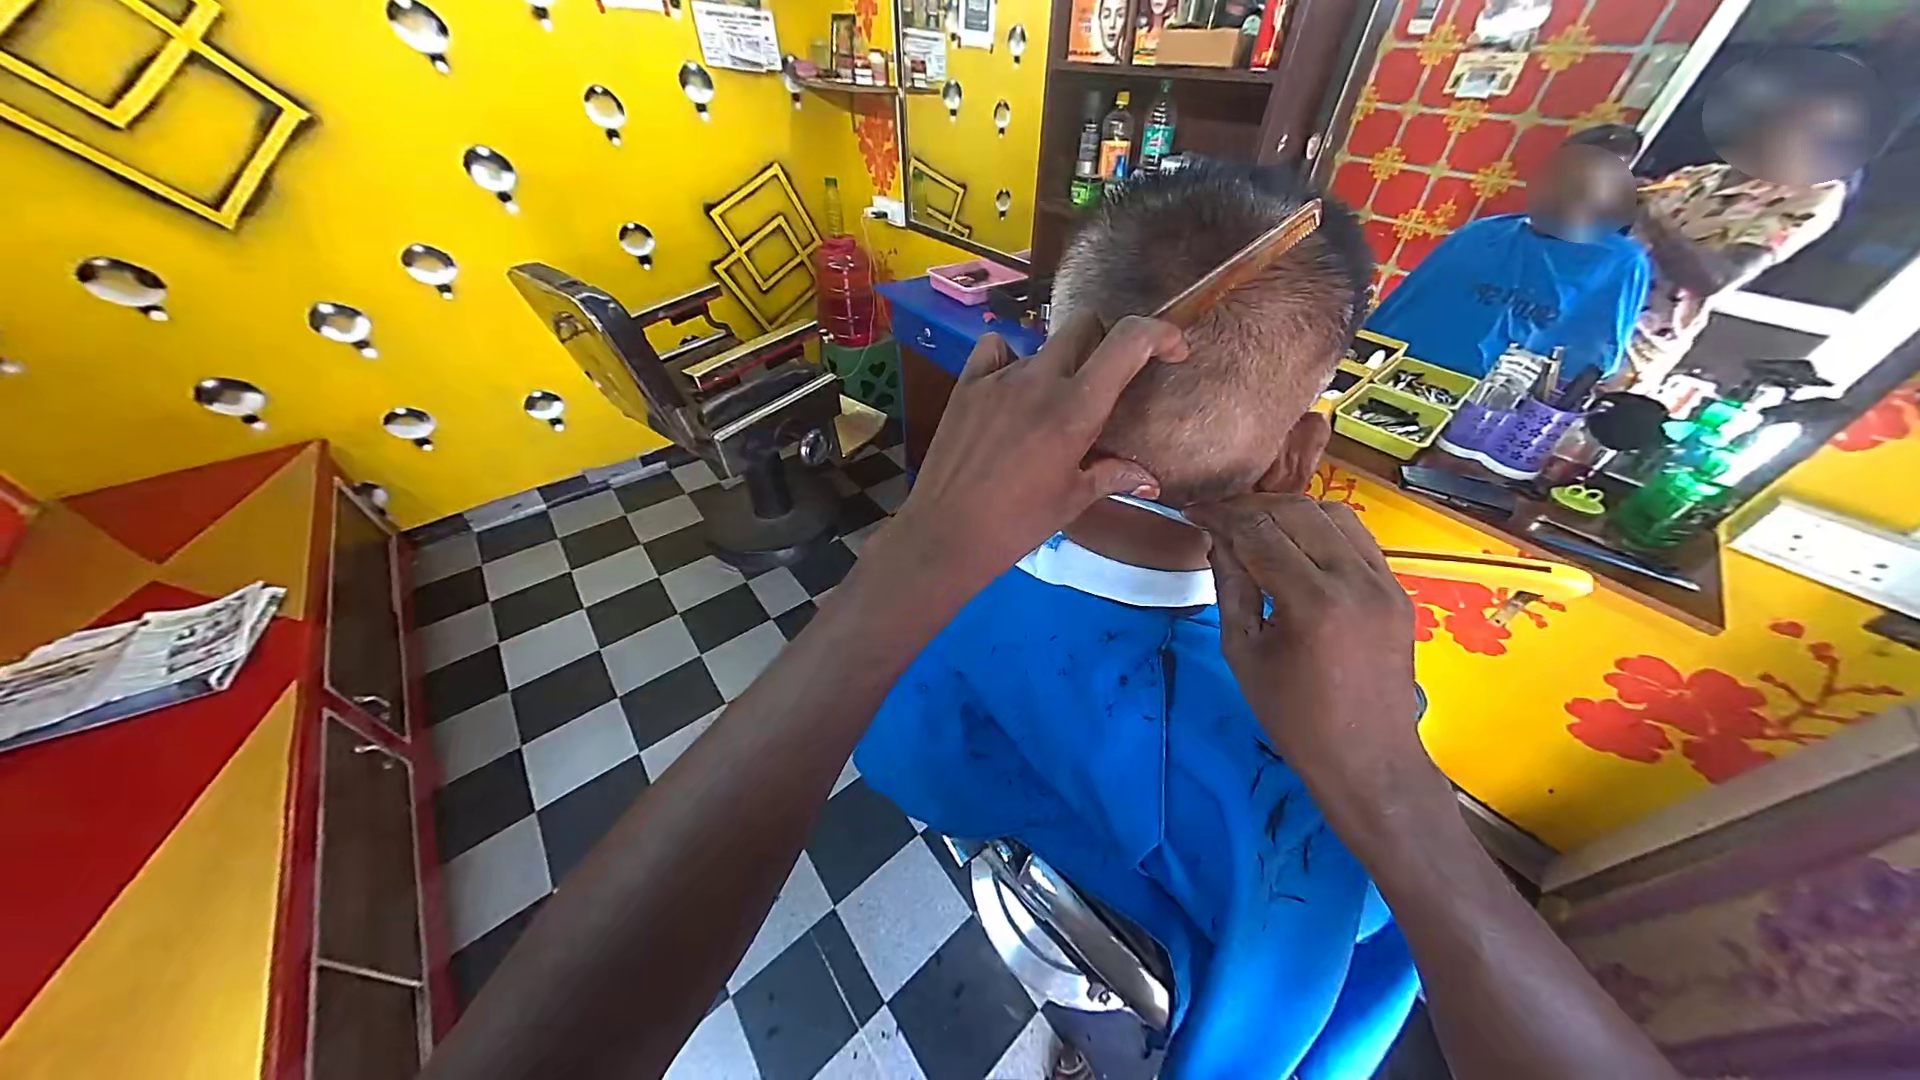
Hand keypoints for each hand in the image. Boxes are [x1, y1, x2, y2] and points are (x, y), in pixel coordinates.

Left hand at [889, 313, 1188, 587]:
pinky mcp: (966, 384)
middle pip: (1084, 328)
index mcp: (1075, 409)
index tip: (1171, 350)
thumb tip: (1147, 477)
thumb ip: (1112, 475)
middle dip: (1104, 345)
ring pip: (1041, 346)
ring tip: (1047, 406)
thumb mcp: (1071, 501)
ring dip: (1056, 366)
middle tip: (1102, 383)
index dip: (1159, 334)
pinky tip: (1008, 389)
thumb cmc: (1017, 524)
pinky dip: (1009, 359)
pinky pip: (994, 349)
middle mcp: (1039, 380)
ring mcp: (998, 377)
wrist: (947, 533)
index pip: (1128, 341)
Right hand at [1188, 495, 1435, 804]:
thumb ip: (1231, 586)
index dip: (1221, 515)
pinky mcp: (1398, 589)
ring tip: (1255, 526)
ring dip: (1287, 510)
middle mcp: (1356, 582)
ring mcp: (1385, 582)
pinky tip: (1295, 543)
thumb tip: (1218, 539)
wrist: (1368, 758)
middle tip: (1217, 515)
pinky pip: (1358, 535)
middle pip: (1296, 510)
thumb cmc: (1294, 716)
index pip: (1259, 532)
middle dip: (1249, 506)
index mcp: (1312, 604)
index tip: (1194, 511)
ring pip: (1332, 512)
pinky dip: (1320, 527)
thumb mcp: (1242, 652)